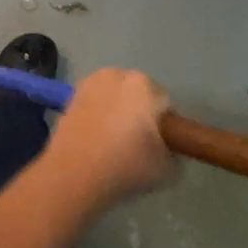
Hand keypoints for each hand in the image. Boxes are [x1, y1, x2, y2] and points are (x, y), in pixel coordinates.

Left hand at [41, 68, 176, 210]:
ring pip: (116, 95)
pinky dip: (100, 112)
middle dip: (142, 113)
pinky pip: (96, 101)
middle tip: (140, 143)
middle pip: (140, 94)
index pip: (165, 104)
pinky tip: (98, 136)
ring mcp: (91, 82)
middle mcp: (117, 74)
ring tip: (116, 140)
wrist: (76, 173)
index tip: (161, 146)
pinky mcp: (72, 94)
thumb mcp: (168, 169)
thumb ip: (175, 154)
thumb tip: (167, 150)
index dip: (167, 127)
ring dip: (119, 110)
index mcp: (144, 86)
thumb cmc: (127, 166)